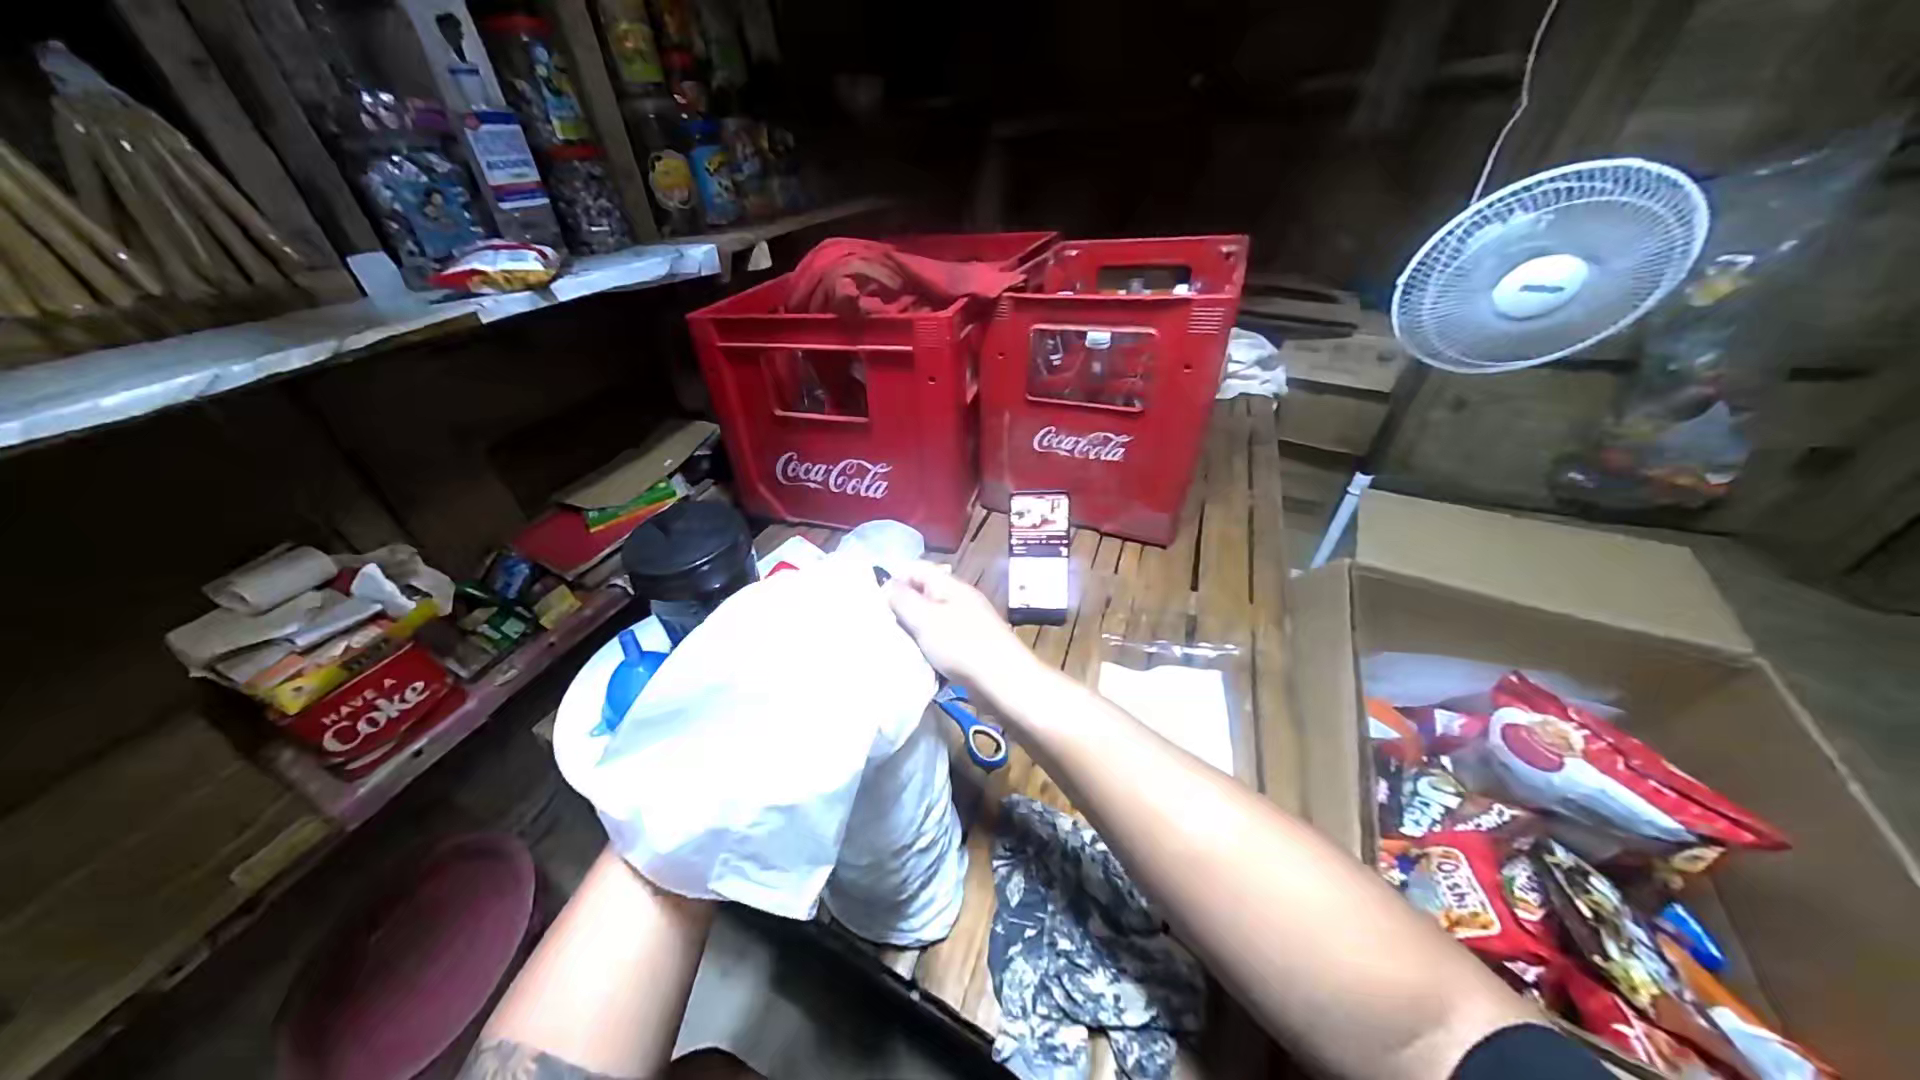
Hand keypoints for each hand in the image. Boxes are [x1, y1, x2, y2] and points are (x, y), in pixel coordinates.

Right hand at [884, 561, 1034, 688]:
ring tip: (893, 642)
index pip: (917, 568)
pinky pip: (942, 640)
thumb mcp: (925, 619)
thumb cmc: (961, 645)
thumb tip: (887, 584)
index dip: (895, 577)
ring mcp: (968, 623)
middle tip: (879, 622)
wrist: (1004, 681)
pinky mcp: (971, 646)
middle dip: (902, 606)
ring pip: (932, 618)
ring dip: (914, 629)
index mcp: (951, 585)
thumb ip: (903, 599)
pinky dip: (928, 646)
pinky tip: (917, 659)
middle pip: (924, 593)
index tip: (874, 598)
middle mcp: (960, 599)